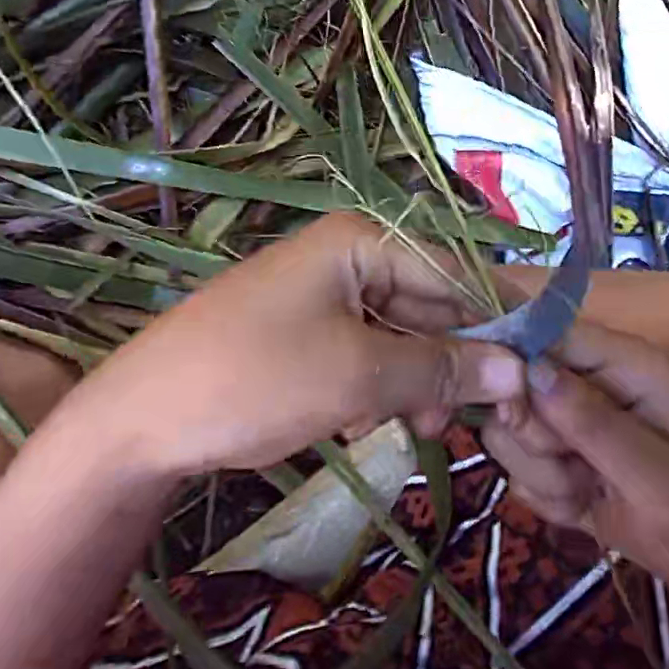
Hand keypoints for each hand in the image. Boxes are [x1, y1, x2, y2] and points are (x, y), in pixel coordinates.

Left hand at [73, 212, 524, 474]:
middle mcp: (350, 256)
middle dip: (455, 361)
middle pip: (431, 305)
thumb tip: (519, 369)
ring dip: (420, 380)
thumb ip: (442, 369)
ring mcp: (327, 294)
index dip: (497, 323)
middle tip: (487, 415)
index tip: (533, 371)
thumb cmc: (254, 380)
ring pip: (403, 335)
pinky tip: (370, 421)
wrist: (136, 423)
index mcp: (362, 241)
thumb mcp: (359, 376)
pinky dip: (382, 386)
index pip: (455, 273)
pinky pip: (370, 352)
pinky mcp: (310, 331)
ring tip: (423, 427)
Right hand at [480, 320, 668, 587]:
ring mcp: (568, 417)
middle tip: (577, 473)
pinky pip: (516, 467)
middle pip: (515, 385)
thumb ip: (594, 424)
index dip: (519, 366)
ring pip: (508, 430)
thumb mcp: (656, 476)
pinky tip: (582, 506)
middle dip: (536, 440)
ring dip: (543, 475)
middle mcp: (590, 379)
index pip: (546, 332)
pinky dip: (545, 497)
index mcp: (623, 362)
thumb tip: (532, 369)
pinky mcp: (553, 455)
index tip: (518, 414)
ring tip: (590, 492)